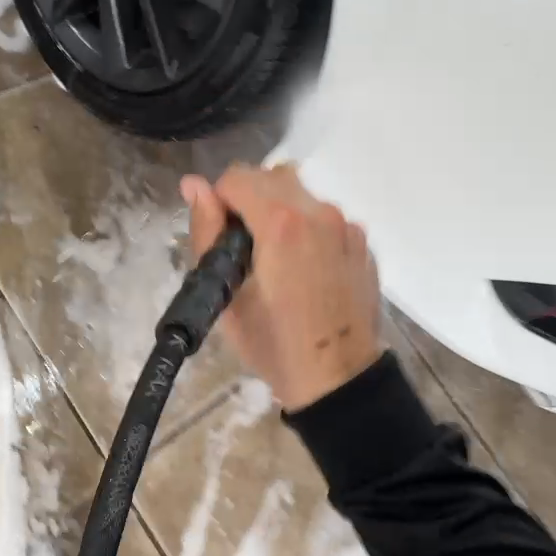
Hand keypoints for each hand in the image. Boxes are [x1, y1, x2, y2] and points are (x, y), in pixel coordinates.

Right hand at [182, 164, 385, 410]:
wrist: (337, 379)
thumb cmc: (272, 342)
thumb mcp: (225, 292)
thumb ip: (207, 232)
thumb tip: (193, 186)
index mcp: (281, 222)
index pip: (237, 178)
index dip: (218, 202)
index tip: (219, 238)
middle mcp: (319, 212)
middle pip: (271, 177)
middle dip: (248, 201)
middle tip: (240, 247)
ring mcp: (347, 227)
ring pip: (300, 194)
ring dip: (279, 211)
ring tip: (273, 259)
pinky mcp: (362, 243)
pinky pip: (325, 218)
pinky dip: (306, 230)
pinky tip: (304, 271)